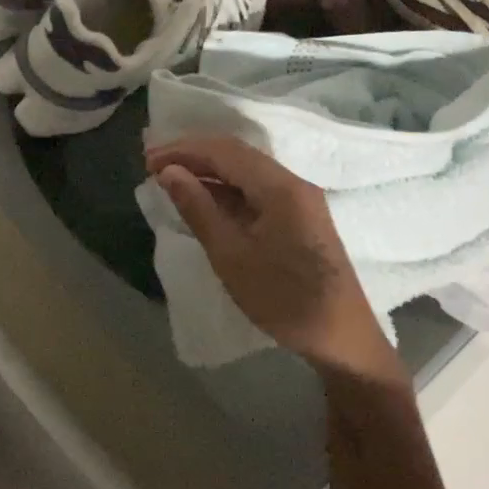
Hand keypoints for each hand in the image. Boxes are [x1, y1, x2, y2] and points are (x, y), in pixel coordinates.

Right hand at [146, 136, 397, 378]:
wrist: (342, 338)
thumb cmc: (283, 298)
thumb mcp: (230, 255)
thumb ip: (198, 208)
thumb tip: (170, 172)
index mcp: (280, 188)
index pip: (224, 151)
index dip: (182, 150)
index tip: (146, 161)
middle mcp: (293, 184)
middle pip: (237, 154)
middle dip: (192, 154)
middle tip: (152, 164)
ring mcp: (299, 200)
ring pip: (246, 170)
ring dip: (207, 169)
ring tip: (170, 178)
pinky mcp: (299, 217)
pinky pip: (255, 188)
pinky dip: (224, 187)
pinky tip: (202, 198)